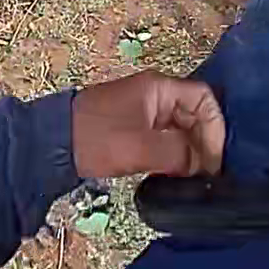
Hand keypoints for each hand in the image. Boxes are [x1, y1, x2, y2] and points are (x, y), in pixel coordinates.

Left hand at [72, 70, 224, 178]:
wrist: (53, 143)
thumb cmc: (98, 138)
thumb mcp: (141, 147)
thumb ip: (178, 153)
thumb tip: (202, 165)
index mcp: (160, 88)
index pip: (204, 98)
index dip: (215, 128)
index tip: (214, 160)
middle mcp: (157, 94)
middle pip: (196, 113)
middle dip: (205, 143)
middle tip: (206, 176)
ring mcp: (146, 110)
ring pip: (183, 128)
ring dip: (191, 151)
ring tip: (194, 179)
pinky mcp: (136, 127)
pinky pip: (167, 137)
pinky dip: (176, 155)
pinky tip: (177, 175)